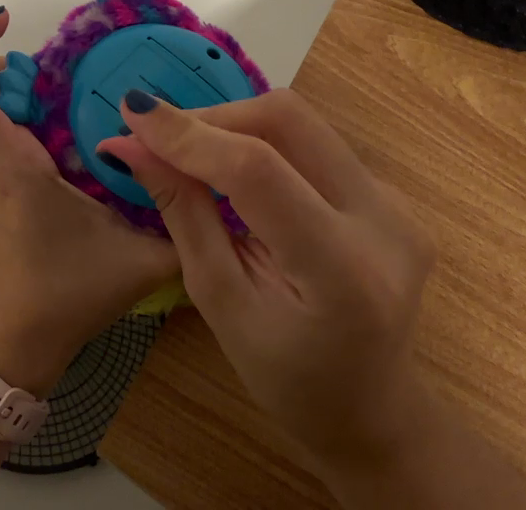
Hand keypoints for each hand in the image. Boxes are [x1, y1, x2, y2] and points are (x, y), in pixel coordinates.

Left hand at [0, 9, 180, 395]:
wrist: (27, 337)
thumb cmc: (70, 295)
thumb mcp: (142, 259)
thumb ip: (183, 218)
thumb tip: (224, 177)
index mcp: (18, 166)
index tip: (4, 21)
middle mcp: (0, 159)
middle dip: (22, 57)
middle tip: (81, 50)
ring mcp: (1, 168)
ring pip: (0, 104)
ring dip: (32, 80)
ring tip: (92, 76)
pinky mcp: (10, 177)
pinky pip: (14, 124)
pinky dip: (39, 104)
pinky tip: (91, 115)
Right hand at [98, 88, 436, 473]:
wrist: (373, 412)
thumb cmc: (285, 377)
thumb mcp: (218, 302)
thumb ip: (181, 213)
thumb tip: (129, 146)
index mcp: (340, 269)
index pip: (257, 170)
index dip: (188, 134)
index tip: (131, 112)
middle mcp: (383, 221)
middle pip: (288, 120)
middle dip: (213, 116)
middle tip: (160, 136)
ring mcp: (396, 203)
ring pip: (300, 122)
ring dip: (234, 123)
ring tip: (188, 152)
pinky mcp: (391, 195)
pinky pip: (314, 143)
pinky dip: (262, 143)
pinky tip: (234, 175)